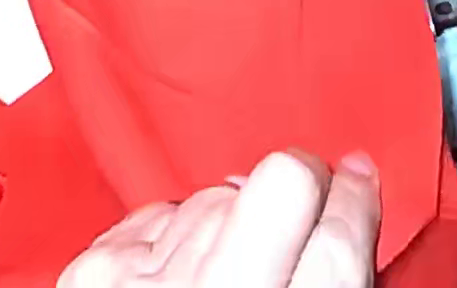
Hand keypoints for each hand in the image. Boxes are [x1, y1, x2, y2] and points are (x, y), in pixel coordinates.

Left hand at [60, 150, 382, 287]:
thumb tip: (353, 232)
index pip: (336, 249)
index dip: (357, 202)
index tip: (359, 179)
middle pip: (282, 184)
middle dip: (306, 180)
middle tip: (313, 196)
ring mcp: (143, 284)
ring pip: (224, 191)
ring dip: (239, 218)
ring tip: (234, 272)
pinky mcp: (97, 269)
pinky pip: (169, 209)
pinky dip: (185, 236)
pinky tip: (185, 279)